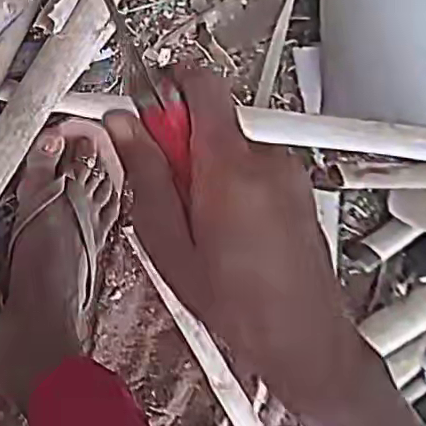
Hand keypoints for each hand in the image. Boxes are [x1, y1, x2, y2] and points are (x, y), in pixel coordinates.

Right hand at [103, 68, 377, 417]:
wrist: (303, 342)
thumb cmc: (236, 301)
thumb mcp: (165, 237)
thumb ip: (143, 171)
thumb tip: (122, 125)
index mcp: (230, 165)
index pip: (199, 85)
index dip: (163, 84)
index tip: (140, 104)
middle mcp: (265, 159)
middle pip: (205, 117)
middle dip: (172, 141)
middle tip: (159, 187)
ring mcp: (286, 173)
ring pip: (221, 141)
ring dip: (196, 164)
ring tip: (190, 216)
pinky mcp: (294, 186)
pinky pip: (244, 161)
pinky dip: (221, 177)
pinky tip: (215, 223)